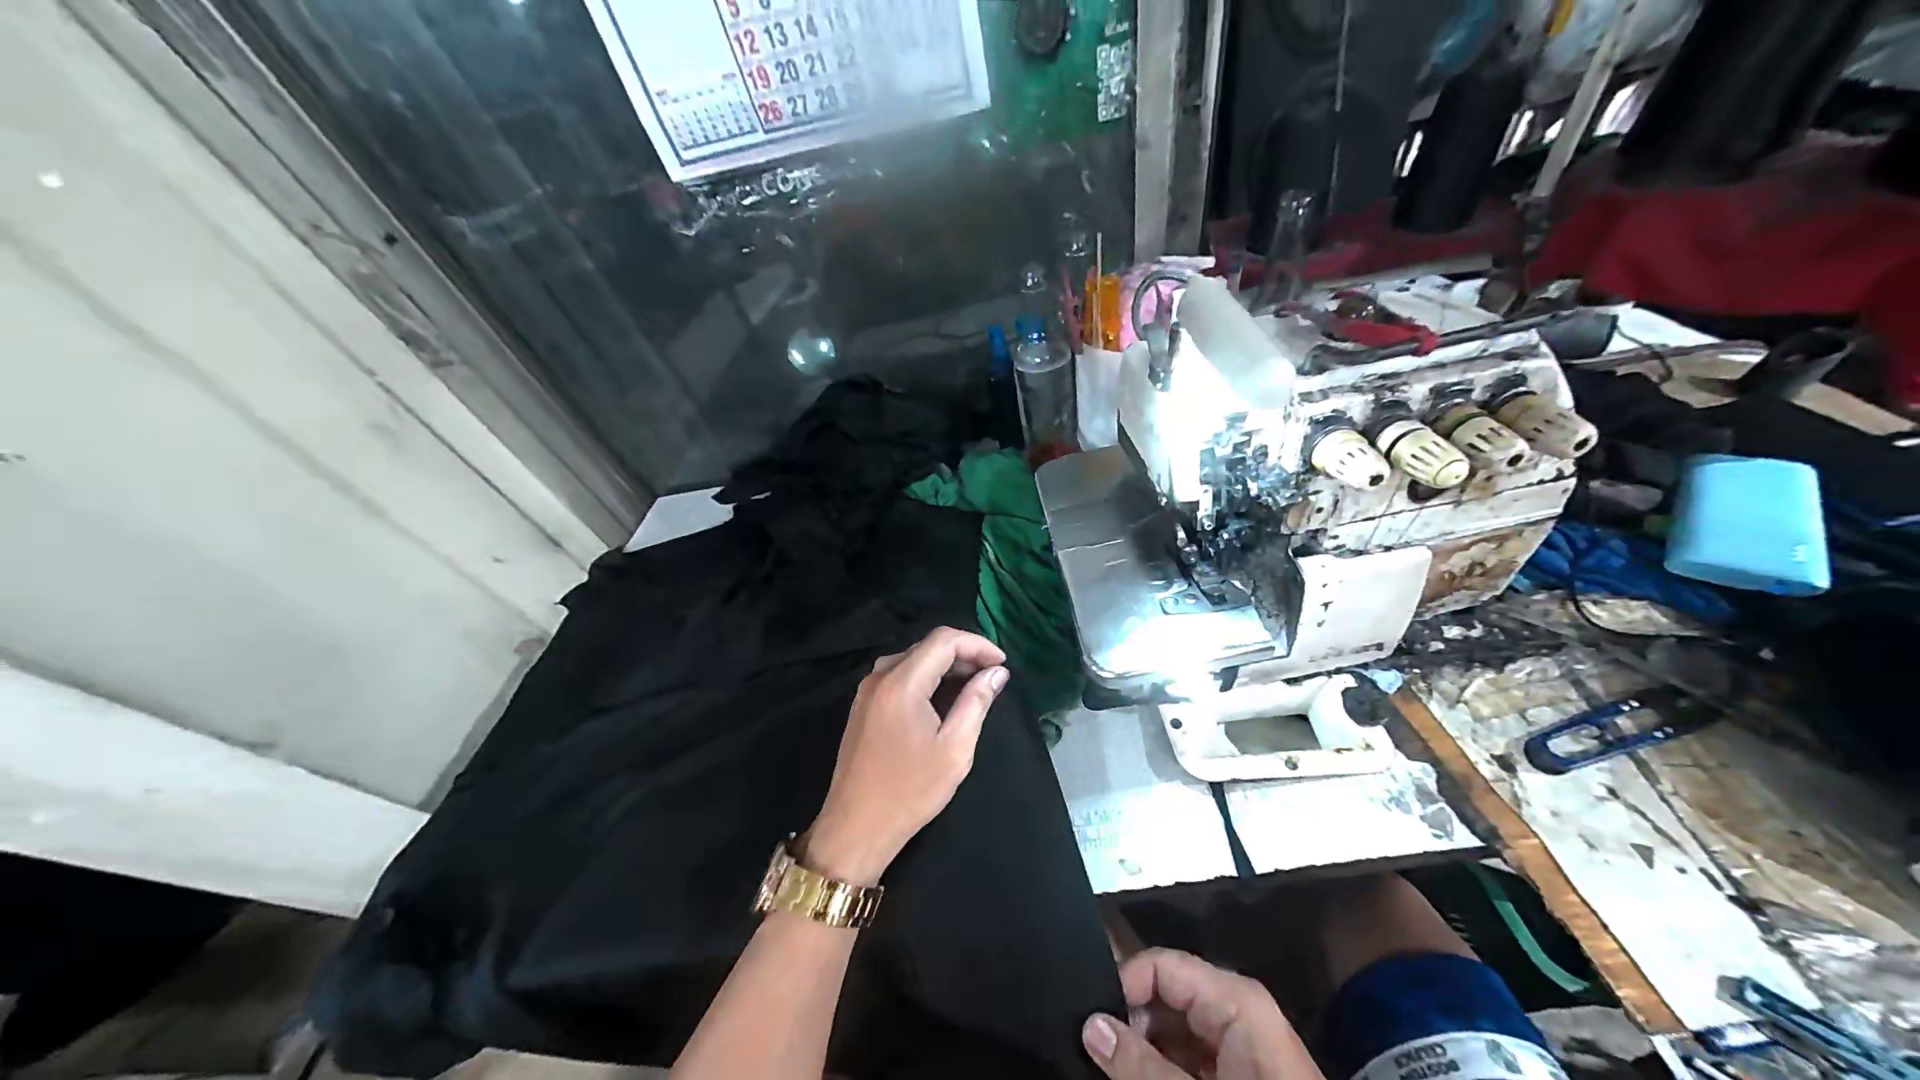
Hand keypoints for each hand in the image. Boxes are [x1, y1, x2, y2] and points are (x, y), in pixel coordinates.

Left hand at [804, 627, 1008, 885]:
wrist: (856, 827)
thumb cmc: (910, 791)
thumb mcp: (955, 749)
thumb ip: (977, 702)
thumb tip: (997, 672)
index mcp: (901, 683)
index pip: (943, 640)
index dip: (977, 644)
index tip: (1002, 663)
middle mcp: (879, 677)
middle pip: (926, 646)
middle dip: (963, 653)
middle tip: (992, 675)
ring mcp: (866, 690)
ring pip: (912, 658)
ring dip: (944, 664)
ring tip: (973, 685)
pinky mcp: (863, 705)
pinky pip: (898, 675)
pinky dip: (925, 676)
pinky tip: (943, 697)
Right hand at [1082, 949, 1323, 1079]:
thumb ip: (1143, 1066)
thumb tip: (1090, 1026)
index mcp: (1234, 999)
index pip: (1160, 964)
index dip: (1122, 986)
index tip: (1090, 1023)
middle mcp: (1235, 1009)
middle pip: (1164, 996)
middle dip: (1129, 1023)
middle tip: (1093, 1052)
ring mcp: (1239, 1043)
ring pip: (1172, 1030)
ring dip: (1143, 1051)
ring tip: (1111, 1070)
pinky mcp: (1239, 1072)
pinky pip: (1188, 1056)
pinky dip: (1163, 1068)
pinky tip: (1138, 1079)